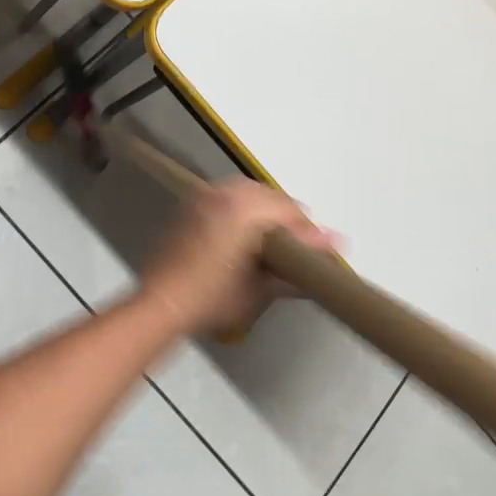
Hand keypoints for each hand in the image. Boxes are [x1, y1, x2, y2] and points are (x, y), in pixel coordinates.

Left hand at [138, 179, 332, 336]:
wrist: (162, 302)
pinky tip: (246, 235)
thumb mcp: (259, 289)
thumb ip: (298, 269)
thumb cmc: (211, 299)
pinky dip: (242, 210)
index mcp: (244, 210)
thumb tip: (333, 252)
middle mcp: (224, 194)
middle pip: (270, 197)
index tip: (320, 253)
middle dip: (288, 219)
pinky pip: (226, 197)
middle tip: (299, 248)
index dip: (309, 233)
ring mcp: (204, 197)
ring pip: (249, 193)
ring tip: (274, 241)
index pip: (291, 211)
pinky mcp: (190, 206)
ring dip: (265, 212)